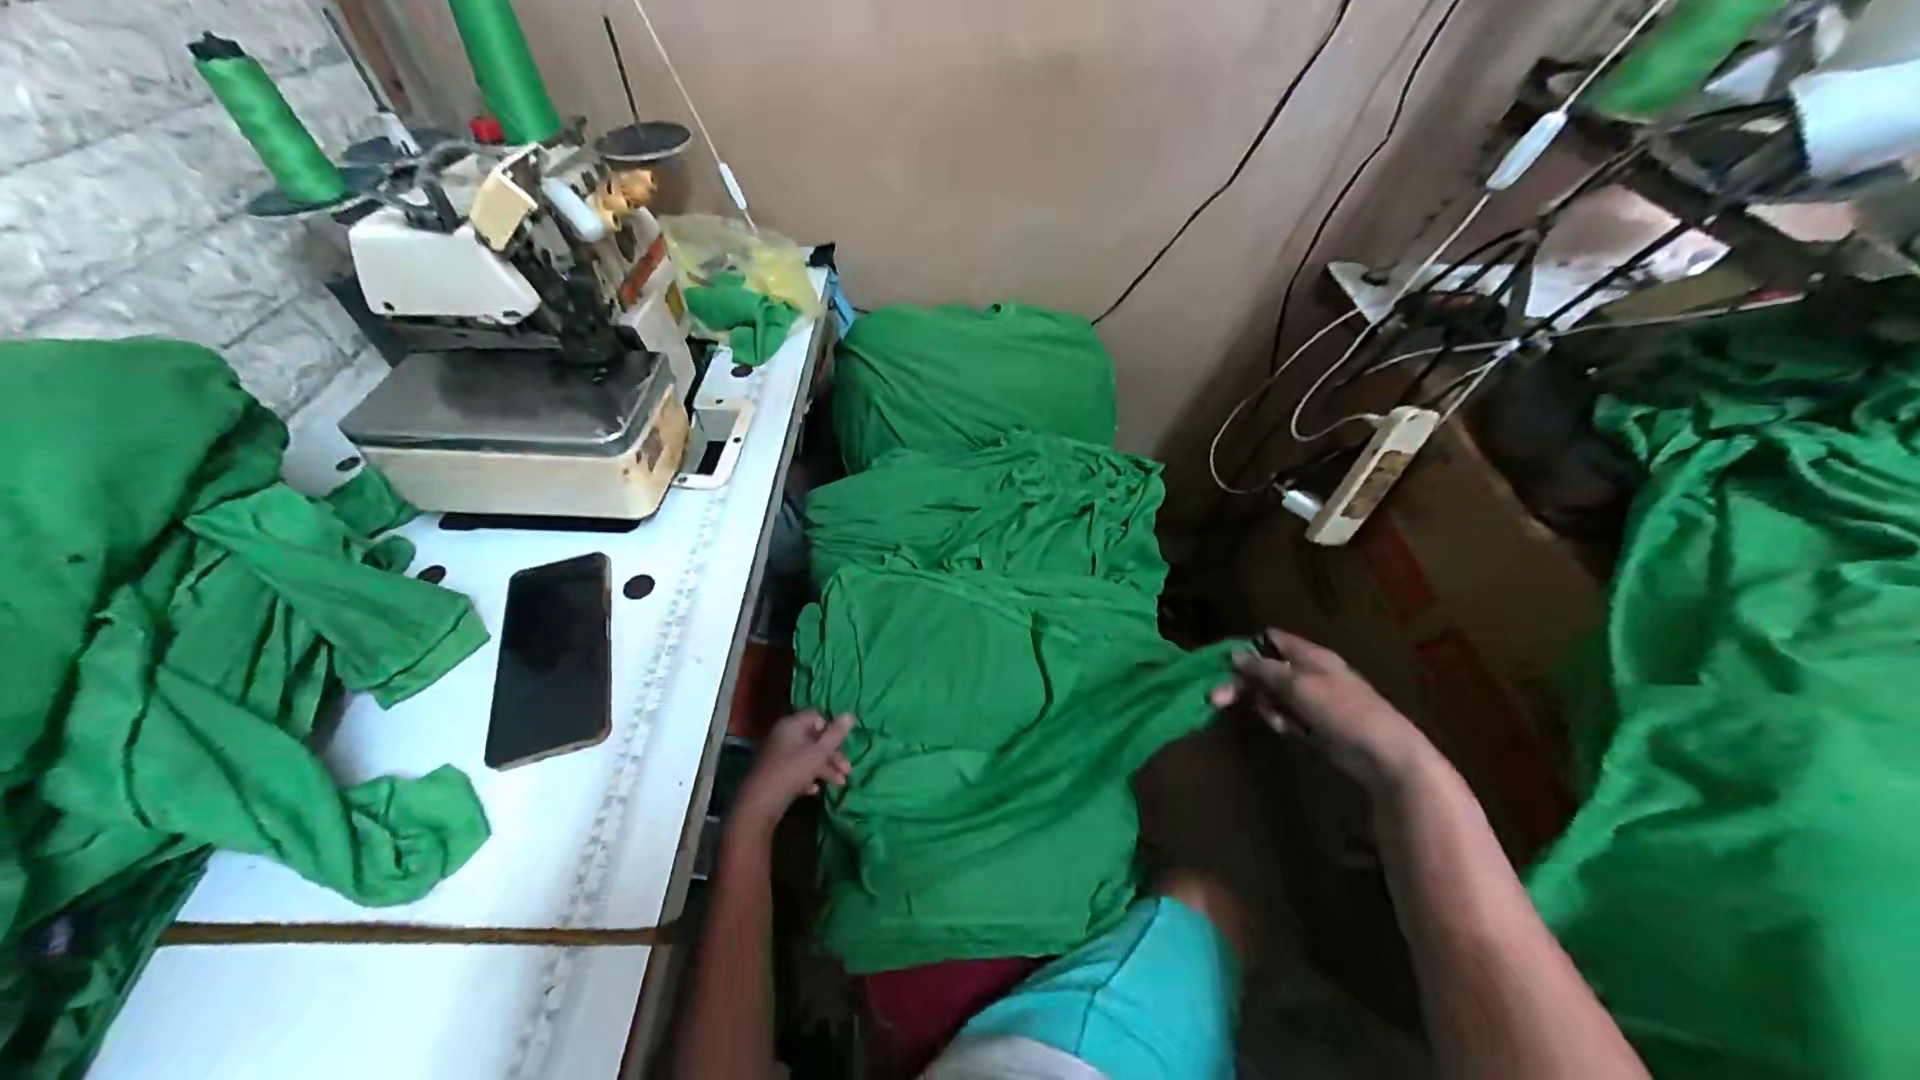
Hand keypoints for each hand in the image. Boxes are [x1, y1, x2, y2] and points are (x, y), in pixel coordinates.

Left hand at [733, 710, 854, 836]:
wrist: (759, 803)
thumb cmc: (792, 771)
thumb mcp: (819, 753)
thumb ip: (836, 734)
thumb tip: (850, 714)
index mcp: (791, 725)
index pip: (816, 716)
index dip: (831, 728)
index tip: (841, 744)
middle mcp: (782, 736)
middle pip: (813, 739)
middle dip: (832, 754)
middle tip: (847, 769)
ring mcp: (777, 755)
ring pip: (806, 756)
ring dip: (825, 768)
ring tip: (840, 783)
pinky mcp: (774, 773)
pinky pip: (795, 770)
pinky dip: (808, 777)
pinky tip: (815, 790)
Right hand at [1211, 629, 1433, 791]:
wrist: (1385, 755)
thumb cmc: (1343, 711)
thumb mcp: (1298, 686)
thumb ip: (1264, 670)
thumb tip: (1235, 654)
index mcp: (1310, 655)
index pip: (1271, 640)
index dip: (1247, 649)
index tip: (1224, 664)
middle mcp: (1308, 672)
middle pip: (1265, 670)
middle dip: (1245, 684)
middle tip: (1216, 699)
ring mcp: (1311, 698)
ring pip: (1271, 695)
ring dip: (1267, 707)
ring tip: (1281, 722)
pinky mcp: (1313, 722)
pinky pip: (1284, 716)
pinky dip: (1283, 722)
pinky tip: (1293, 732)